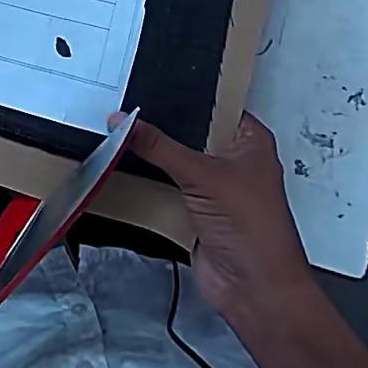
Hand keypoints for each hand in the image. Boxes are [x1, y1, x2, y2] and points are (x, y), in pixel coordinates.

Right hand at [118, 111, 313, 321]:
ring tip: (114, 123)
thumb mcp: (203, 175)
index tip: (148, 76)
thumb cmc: (248, 225)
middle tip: (122, 98)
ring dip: (150, 149)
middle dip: (160, 120)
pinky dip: (146, 174)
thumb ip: (158, 146)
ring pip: (174, 156)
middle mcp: (231, 157)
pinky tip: (118, 158)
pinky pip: (164, 180)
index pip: (214, 102)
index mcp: (249, 140)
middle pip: (189, 129)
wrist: (253, 291)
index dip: (185, 91)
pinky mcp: (192, 205)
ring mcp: (211, 183)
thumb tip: (119, 120)